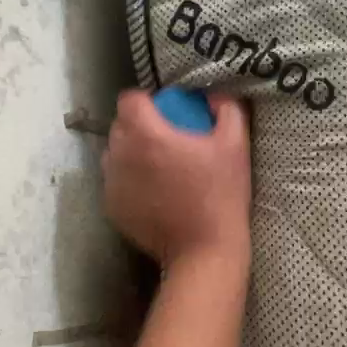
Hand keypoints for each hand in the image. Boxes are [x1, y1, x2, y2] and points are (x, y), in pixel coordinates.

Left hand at [102, 89, 251, 270]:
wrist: (204, 250)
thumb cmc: (220, 194)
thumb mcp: (235, 144)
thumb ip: (226, 108)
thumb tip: (213, 95)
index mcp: (147, 134)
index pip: (129, 100)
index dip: (148, 101)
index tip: (168, 113)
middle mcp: (121, 155)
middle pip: (119, 125)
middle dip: (139, 125)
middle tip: (167, 139)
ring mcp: (112, 184)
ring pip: (113, 153)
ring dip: (131, 152)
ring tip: (158, 166)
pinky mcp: (111, 208)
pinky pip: (115, 180)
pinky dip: (129, 179)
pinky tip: (154, 192)